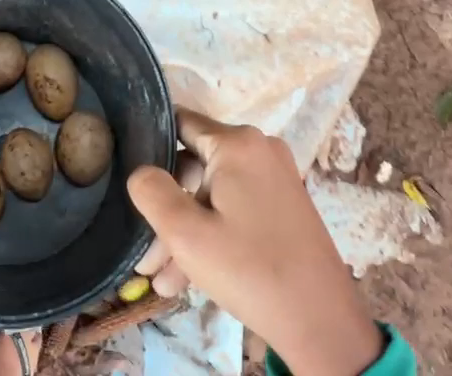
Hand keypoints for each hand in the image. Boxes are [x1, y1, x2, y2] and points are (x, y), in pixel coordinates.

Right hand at [128, 110, 382, 375]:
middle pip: (193, 166)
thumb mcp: (185, 232)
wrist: (323, 326)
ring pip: (211, 194)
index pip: (178, 124)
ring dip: (184, 231)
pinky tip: (186, 279)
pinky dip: (211, 235)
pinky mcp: (283, 207)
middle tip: (145, 254)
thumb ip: (151, 190)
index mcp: (238, 143)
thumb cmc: (249, 270)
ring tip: (160, 279)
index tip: (128, 178)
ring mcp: (275, 179)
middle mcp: (259, 150)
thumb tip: (141, 172)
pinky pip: (233, 209)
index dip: (149, 148)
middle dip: (166, 209)